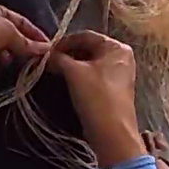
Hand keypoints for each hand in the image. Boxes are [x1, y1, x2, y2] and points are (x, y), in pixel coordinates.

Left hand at [0, 0, 51, 81]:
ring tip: (0, 59)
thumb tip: (46, 48)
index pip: (18, 19)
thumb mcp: (8, 32)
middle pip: (9, 36)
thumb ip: (27, 42)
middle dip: (17, 47)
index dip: (33, 32)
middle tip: (29, 56)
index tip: (47, 45)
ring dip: (1, 57)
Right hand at [51, 31, 144, 167]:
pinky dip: (79, 76)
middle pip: (89, 48)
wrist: (112, 133)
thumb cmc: (96, 96)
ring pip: (90, 63)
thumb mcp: (74, 73)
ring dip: (72, 65)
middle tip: (49, 61)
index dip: (64, 41)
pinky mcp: (113, 89)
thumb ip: (59, 59)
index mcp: (117, 47)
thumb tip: (46, 55)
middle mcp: (121, 57)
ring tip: (54, 71)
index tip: (47, 51)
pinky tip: (66, 82)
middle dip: (68, 54)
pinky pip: (94, 75)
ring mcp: (119, 74)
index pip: (86, 35)